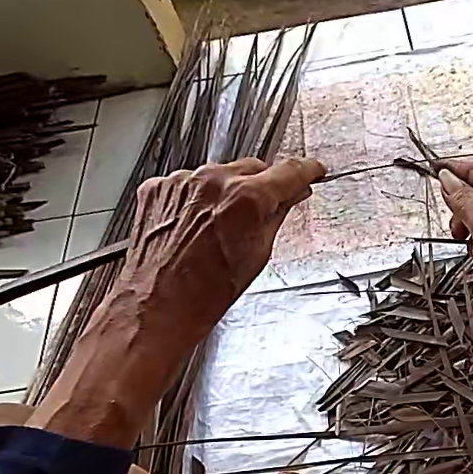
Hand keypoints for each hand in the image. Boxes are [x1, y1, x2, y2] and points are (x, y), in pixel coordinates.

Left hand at [35, 155, 324, 445]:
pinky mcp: (159, 188)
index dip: (307, 170)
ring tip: (221, 229)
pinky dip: (198, 199)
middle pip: (254, 168)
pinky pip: (189, 183)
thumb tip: (290, 197)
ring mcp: (182, 182)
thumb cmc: (205, 292)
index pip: (289, 171)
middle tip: (266, 209)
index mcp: (246, 199)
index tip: (313, 170)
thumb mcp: (258, 255)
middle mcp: (213, 182)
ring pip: (220, 174)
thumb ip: (277, 216)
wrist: (158, 305)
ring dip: (228, 192)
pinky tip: (197, 226)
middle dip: (264, 186)